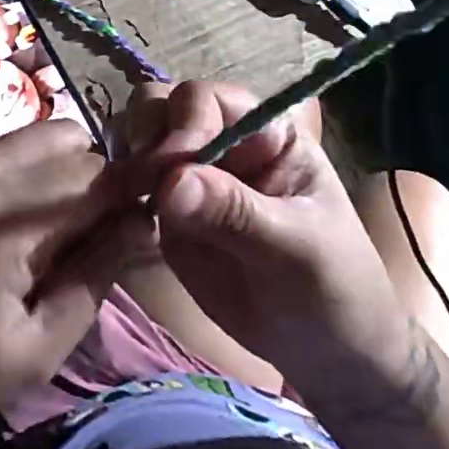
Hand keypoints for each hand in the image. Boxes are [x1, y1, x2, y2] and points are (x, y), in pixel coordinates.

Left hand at [0, 120, 150, 448]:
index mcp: (7, 220)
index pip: (100, 178)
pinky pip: (14, 145)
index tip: (153, 223)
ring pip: (46, 134)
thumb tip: (144, 224)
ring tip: (67, 229)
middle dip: (104, 183)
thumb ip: (94, 277)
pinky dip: (39, 168)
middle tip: (104, 237)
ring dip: (71, 170)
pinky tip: (31, 218)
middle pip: (76, 146)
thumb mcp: (35, 348)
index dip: (136, 195)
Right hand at [122, 81, 415, 403]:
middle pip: (160, 107)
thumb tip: (171, 183)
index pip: (206, 100)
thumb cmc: (333, 286)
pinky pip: (128, 188)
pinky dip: (115, 196)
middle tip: (140, 187)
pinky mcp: (165, 212)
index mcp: (264, 132)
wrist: (323, 348)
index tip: (170, 171)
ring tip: (127, 201)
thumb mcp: (297, 249)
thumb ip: (236, 212)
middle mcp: (219, 142)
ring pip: (137, 140)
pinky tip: (122, 220)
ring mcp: (187, 175)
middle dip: (143, 136)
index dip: (183, 126)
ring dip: (125, 162)